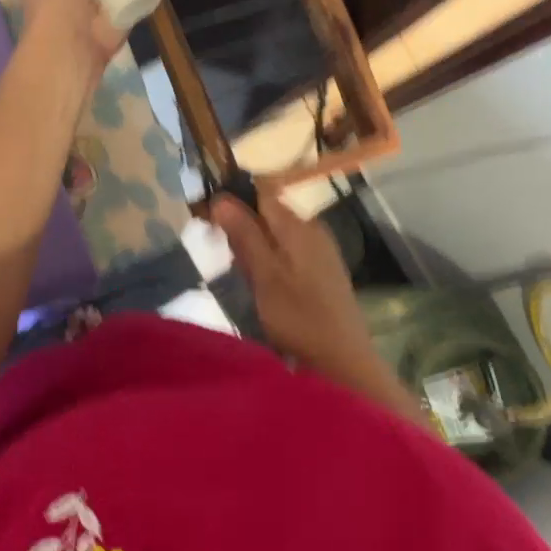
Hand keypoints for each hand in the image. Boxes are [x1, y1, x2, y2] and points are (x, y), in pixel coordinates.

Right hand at [211, 195, 398, 400]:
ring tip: (236, 267)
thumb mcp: (264, 275)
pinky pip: (287, 251)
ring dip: (253, 243)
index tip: (208, 216)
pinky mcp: (321, 271)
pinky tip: (259, 281)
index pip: (260, 191)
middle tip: (218, 247)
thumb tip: (221, 197)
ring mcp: (319, 250)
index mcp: (297, 224)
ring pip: (277, 233)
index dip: (233, 199)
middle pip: (268, 212)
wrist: (341, 358)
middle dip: (241, 223)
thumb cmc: (298, 316)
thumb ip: (244, 235)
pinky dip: (268, 259)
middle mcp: (312, 229)